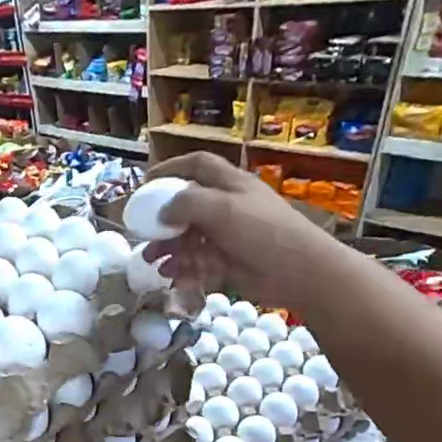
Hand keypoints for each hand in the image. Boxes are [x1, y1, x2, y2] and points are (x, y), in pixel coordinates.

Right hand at [140, 151, 344, 314]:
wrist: (299, 271)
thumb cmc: (263, 230)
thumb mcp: (222, 207)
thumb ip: (186, 203)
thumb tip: (162, 211)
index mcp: (230, 185)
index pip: (198, 166)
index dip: (171, 168)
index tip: (146, 182)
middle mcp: (227, 207)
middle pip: (187, 207)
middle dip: (162, 219)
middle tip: (142, 231)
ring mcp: (227, 237)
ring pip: (189, 238)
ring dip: (167, 248)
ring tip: (150, 260)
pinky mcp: (228, 263)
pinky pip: (197, 263)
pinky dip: (182, 268)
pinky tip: (170, 275)